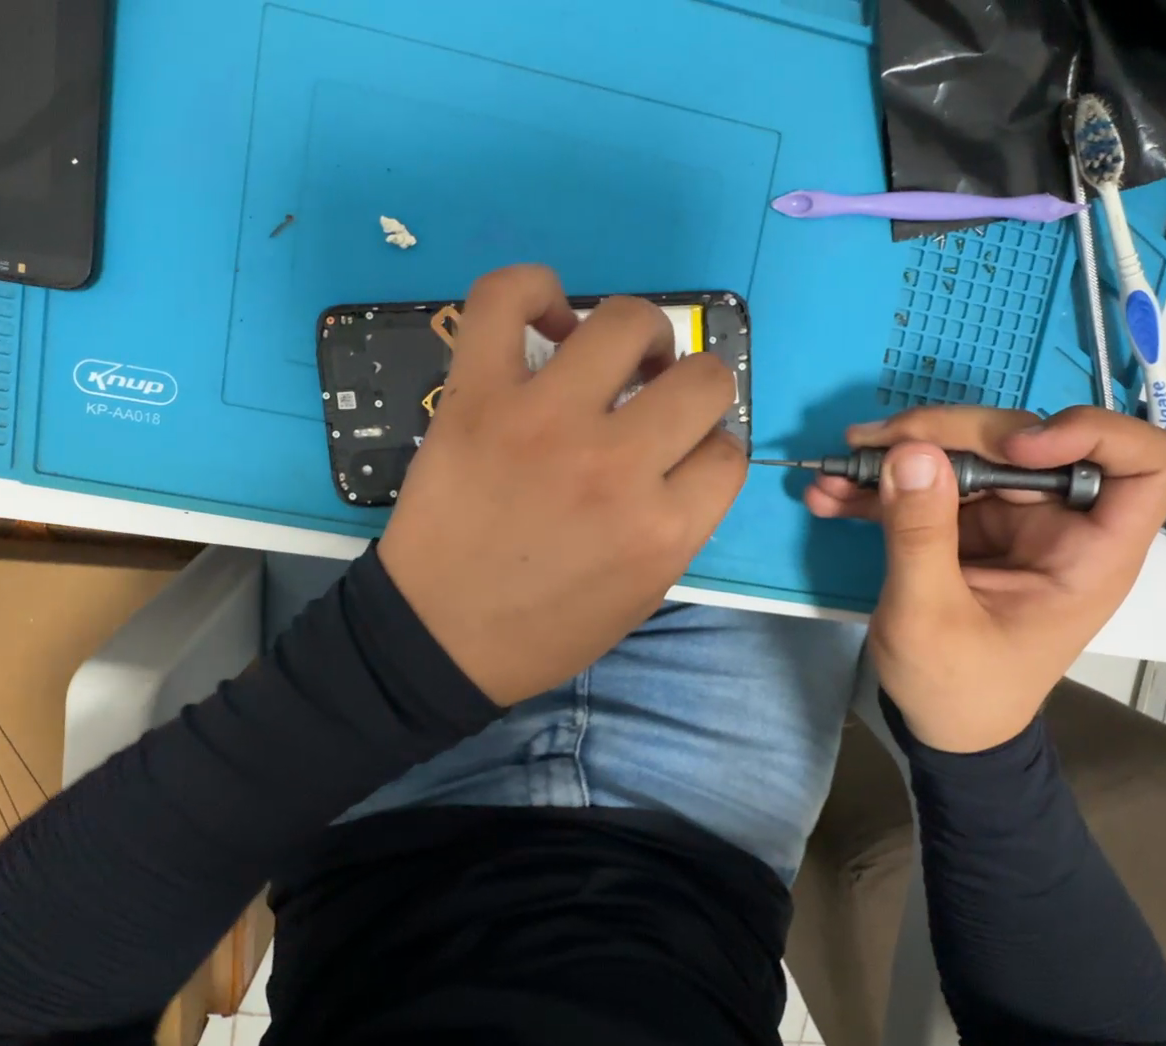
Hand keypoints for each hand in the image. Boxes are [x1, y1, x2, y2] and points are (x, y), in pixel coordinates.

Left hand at [378, 265, 745, 705]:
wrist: (437, 637)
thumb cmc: (544, 628)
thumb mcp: (640, 594)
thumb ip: (678, 519)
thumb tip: (688, 448)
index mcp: (662, 529)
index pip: (728, 451)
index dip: (711, 447)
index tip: (682, 455)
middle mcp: (616, 466)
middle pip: (702, 380)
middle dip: (694, 388)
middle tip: (655, 402)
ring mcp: (544, 421)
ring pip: (625, 322)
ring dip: (640, 334)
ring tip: (613, 358)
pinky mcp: (478, 396)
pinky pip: (507, 298)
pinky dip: (534, 288)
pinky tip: (548, 314)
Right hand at [806, 406, 1165, 752]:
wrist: (942, 726)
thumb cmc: (957, 688)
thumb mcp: (929, 618)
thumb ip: (920, 534)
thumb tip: (909, 451)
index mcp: (1089, 553)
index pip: (1144, 463)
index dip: (1090, 433)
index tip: (1012, 449)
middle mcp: (1057, 524)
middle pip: (1022, 442)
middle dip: (944, 435)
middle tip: (871, 444)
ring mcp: (1009, 522)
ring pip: (965, 456)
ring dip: (895, 456)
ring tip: (835, 468)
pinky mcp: (967, 528)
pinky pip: (927, 487)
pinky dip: (880, 487)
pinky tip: (831, 495)